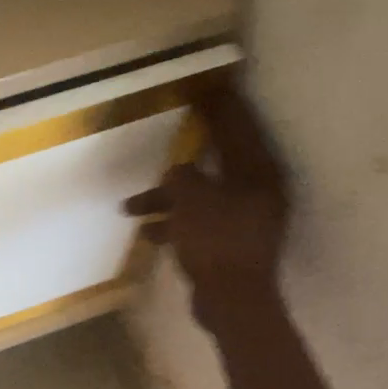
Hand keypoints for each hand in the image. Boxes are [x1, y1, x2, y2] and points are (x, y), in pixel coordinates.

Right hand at [125, 80, 290, 332]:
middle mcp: (257, 190)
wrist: (233, 302)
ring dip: (167, 199)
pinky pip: (200, 224)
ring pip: (203, 197)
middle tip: (173, 128)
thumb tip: (178, 172)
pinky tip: (147, 232)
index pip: (236, 126)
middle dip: (187, 153)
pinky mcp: (231, 246)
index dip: (217, 105)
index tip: (202, 86)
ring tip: (130, 206)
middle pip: (219, 161)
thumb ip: (182, 177)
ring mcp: (246, 220)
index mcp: (257, 171)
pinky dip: (176, 225)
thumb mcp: (191, 200)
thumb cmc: (216, 242)